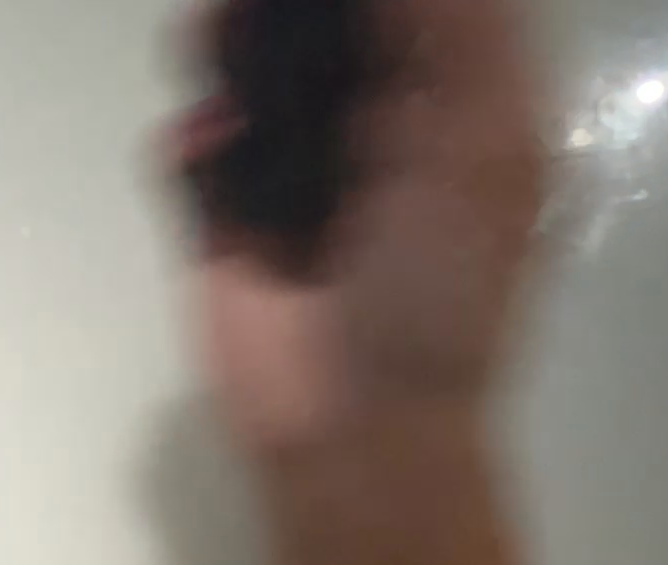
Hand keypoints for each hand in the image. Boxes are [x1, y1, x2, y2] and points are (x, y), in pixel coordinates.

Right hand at [178, 0, 544, 453]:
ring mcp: (283, 198)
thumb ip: (454, 42)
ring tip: (201, 33)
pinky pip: (192, 178)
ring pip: (247, 106)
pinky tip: (188, 140)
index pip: (405, 23)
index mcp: (446, 119)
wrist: (349, 422)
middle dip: (280, 19)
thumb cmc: (437, 295)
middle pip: (316, 55)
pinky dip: (181, 150)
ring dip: (224, 67)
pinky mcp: (219, 242)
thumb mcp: (486, 153)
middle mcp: (362, 147)